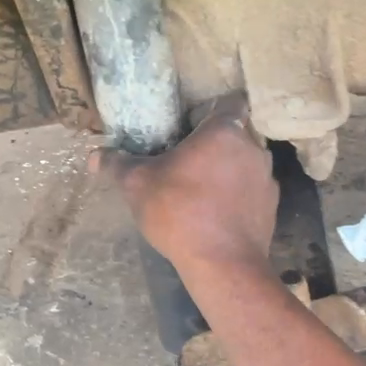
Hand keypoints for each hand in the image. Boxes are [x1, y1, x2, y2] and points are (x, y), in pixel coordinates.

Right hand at [91, 96, 277, 279]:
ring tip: (202, 185)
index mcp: (224, 132)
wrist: (222, 263)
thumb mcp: (137, 184)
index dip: (212, 109)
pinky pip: (252, 188)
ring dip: (229, 167)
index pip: (230, 102)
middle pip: (237, 133)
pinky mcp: (272, 206)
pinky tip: (216, 210)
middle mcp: (252, 148)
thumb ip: (117, 164)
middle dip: (217, 141)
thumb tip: (94, 155)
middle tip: (189, 155)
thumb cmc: (179, 210)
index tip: (192, 122)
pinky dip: (237, 193)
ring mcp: (267, 178)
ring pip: (246, 161)